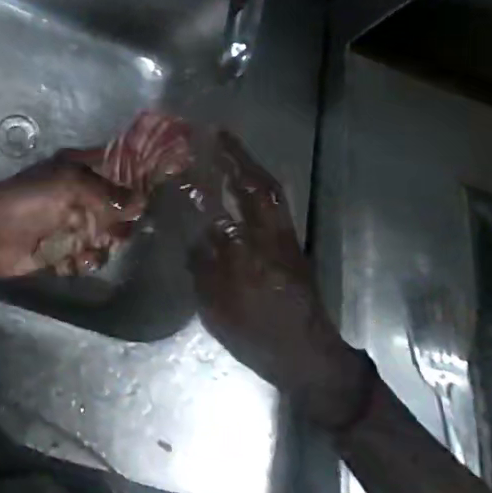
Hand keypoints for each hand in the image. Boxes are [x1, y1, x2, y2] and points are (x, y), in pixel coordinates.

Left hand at [0, 149, 144, 278]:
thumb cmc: (31, 200)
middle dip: (119, 221)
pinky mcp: (62, 250)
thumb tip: (141, 202)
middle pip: (116, 206)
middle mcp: (78, 193)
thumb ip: (110, 192)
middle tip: (113, 229)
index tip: (156, 187)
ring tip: (87, 247)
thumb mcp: (72, 185)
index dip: (135, 174)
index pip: (116, 165)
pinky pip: (87, 257)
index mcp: (78, 167)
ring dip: (101, 244)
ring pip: (105, 235)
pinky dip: (83, 261)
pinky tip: (72, 261)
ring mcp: (70, 222)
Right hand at [182, 131, 374, 428]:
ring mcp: (286, 239)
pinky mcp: (293, 244)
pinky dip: (260, 183)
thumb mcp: (217, 310)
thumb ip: (202, 268)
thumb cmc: (257, 337)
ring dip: (250, 165)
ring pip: (270, 192)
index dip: (201, 182)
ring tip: (230, 147)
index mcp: (247, 257)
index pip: (220, 208)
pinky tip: (246, 179)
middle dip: (235, 158)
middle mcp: (269, 239)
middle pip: (255, 188)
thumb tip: (191, 234)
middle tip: (216, 134)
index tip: (182, 160)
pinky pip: (275, 203)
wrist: (309, 358)